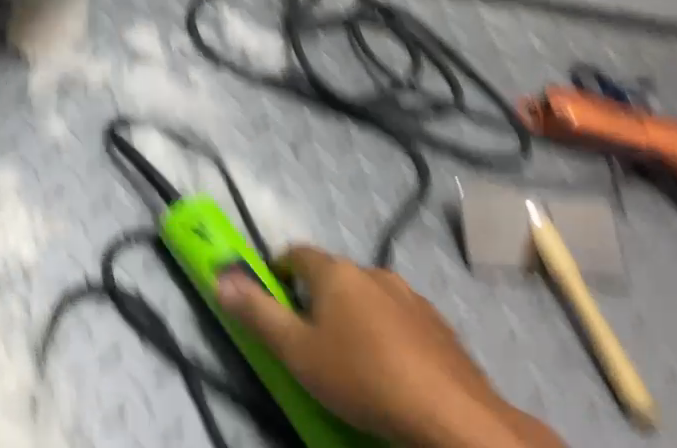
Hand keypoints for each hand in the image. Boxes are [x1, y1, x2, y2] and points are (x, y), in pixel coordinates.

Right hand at [215, 246, 563, 447]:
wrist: (457, 422)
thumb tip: (220, 276)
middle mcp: (375, 274)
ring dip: (355, 318)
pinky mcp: (444, 330)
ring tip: (352, 360)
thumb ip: (255, 312)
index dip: (277, 273)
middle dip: (316, 300)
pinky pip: (401, 322)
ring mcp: (415, 301)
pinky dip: (388, 336)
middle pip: (333, 276)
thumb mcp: (295, 351)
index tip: (272, 302)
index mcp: (337, 272)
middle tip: (308, 339)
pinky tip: (391, 372)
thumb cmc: (363, 377)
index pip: (295, 254)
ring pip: (369, 299)